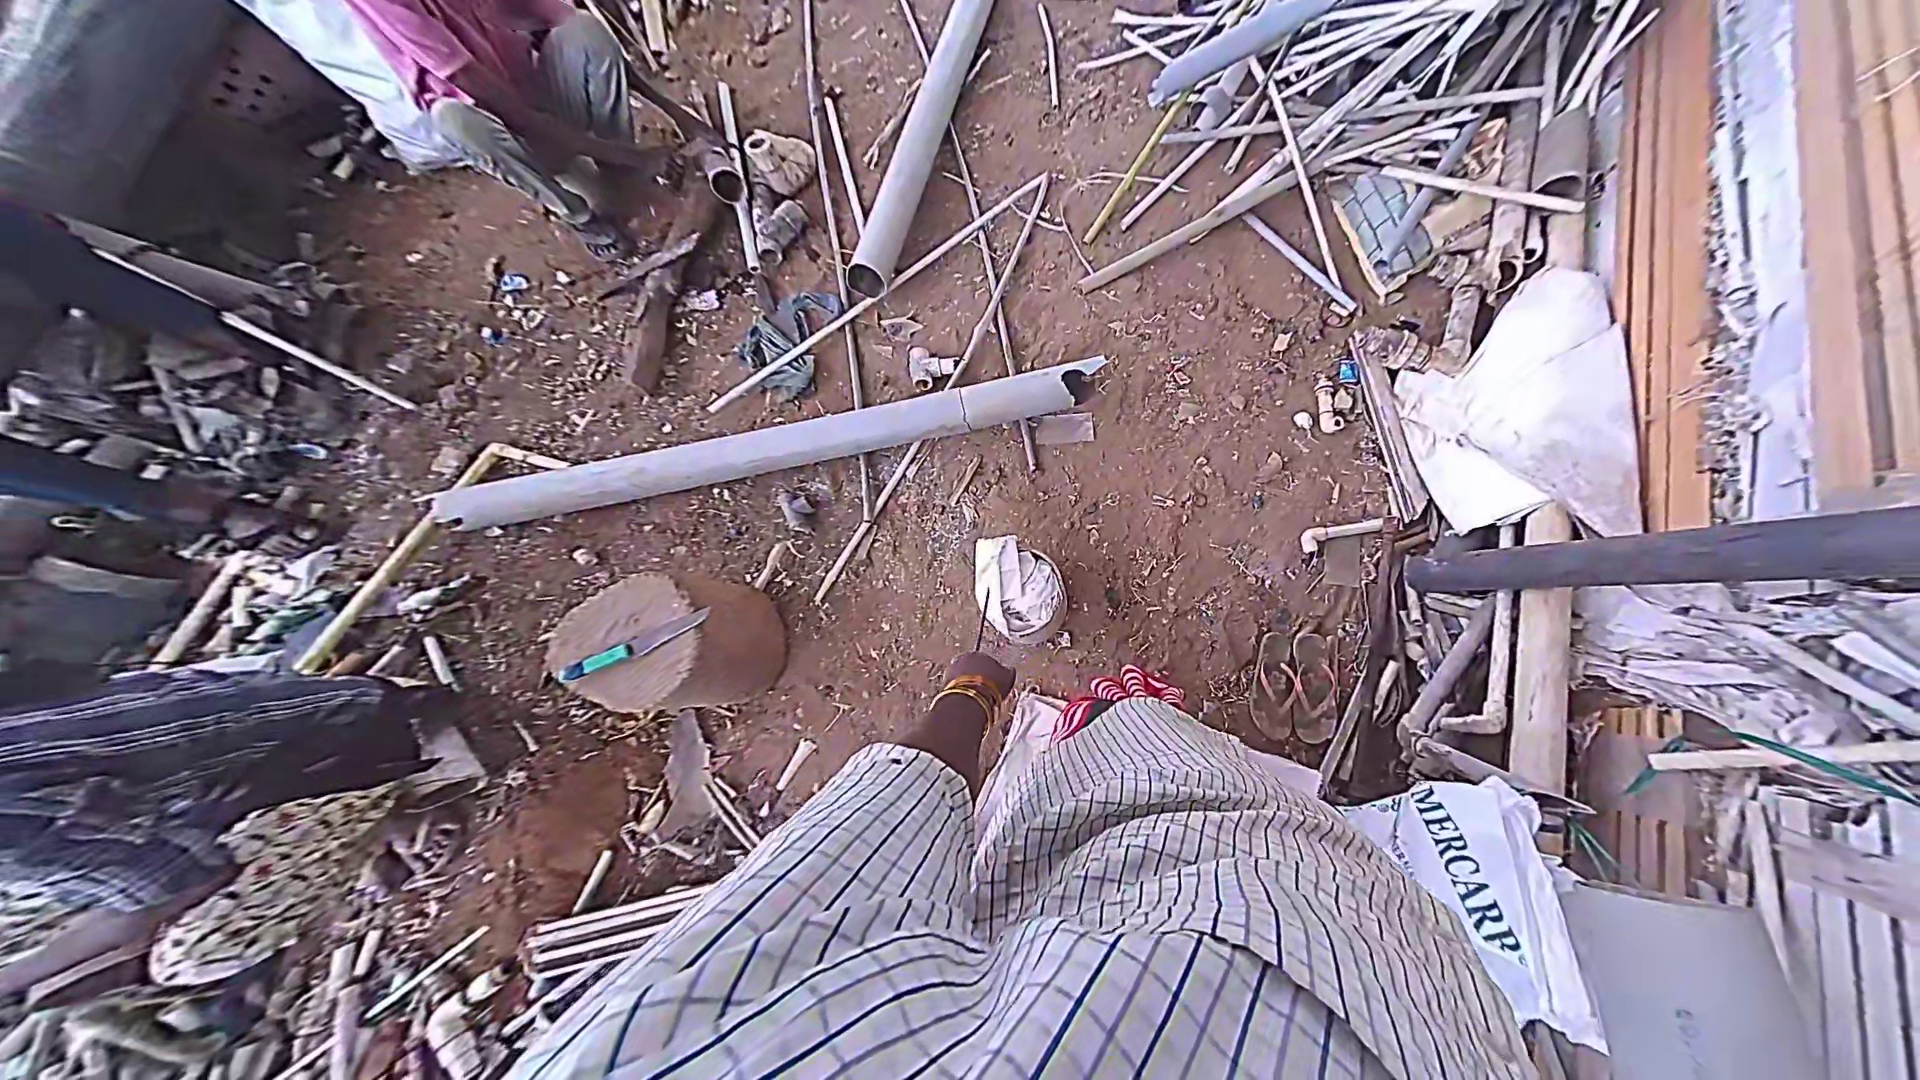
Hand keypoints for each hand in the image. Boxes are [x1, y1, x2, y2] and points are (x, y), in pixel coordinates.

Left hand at [946, 652, 1013, 700]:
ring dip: (967, 679)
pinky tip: (964, 695)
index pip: (988, 661)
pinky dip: (959, 686)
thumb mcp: (1007, 680)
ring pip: (963, 672)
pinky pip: (954, 680)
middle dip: (977, 674)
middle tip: (982, 687)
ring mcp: (956, 666)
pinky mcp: (946, 676)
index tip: (992, 681)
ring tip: (973, 693)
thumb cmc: (990, 688)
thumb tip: (1010, 670)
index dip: (990, 673)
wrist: (970, 696)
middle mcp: (968, 657)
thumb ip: (1008, 673)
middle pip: (973, 665)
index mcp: (985, 655)